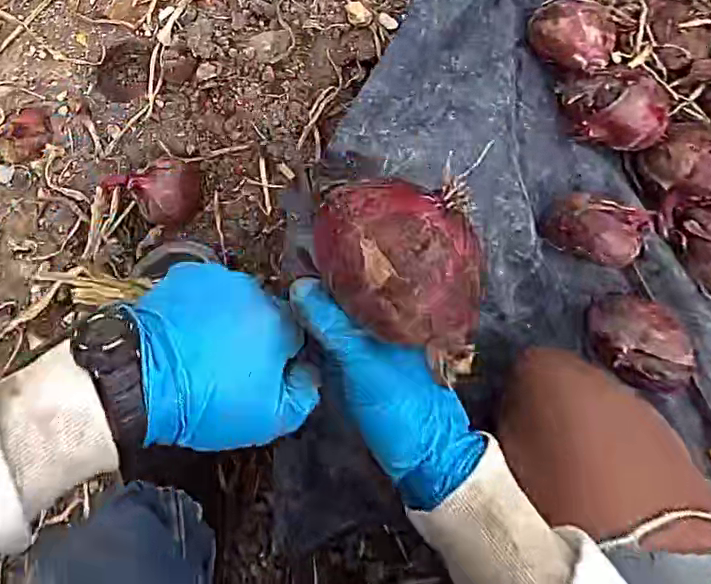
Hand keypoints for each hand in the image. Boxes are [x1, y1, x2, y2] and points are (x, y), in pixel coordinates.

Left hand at [125, 263, 319, 450]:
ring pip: (235, 297)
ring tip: (206, 346)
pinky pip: (204, 288)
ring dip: (229, 315)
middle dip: (256, 332)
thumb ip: (302, 394)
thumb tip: (309, 372)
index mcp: (279, 321)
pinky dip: (201, 304)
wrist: (144, 375)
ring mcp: (217, 276)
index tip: (267, 372)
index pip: (298, 331)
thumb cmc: (210, 402)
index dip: (285, 354)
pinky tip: (187, 328)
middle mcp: (252, 289)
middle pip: (265, 310)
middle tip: (235, 362)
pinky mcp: (186, 272)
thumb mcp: (269, 420)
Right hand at [291, 278, 485, 509]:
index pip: (359, 271)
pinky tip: (297, 318)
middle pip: (344, 289)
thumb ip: (332, 324)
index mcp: (399, 309)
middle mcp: (385, 318)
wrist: (425, 463)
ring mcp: (370, 339)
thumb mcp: (363, 363)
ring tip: (286, 285)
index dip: (329, 259)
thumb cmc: (404, 407)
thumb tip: (299, 285)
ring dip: (313, 301)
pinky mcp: (357, 359)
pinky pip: (332, 332)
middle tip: (285, 264)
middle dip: (317, 278)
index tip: (298, 248)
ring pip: (336, 310)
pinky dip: (315, 325)